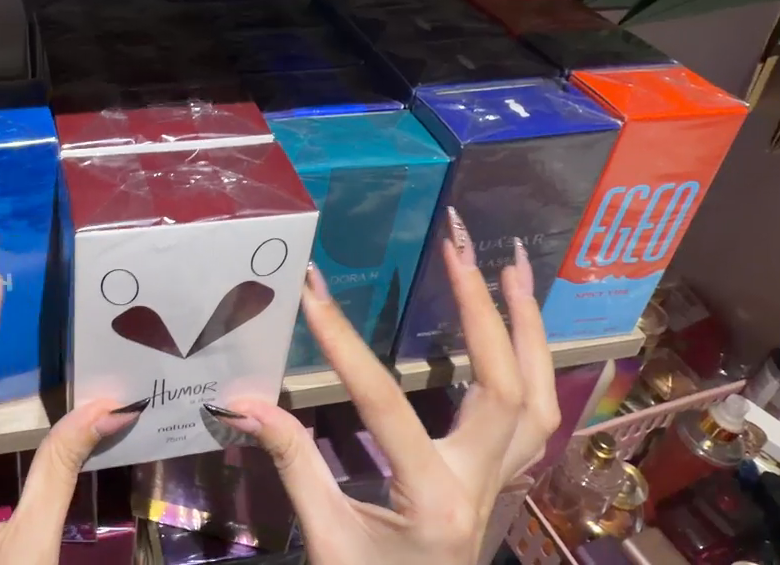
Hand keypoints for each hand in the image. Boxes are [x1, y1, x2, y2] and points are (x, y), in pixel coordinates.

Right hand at [208, 207, 561, 564]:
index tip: (312, 287)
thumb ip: (291, 462)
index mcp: (433, 498)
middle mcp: (483, 486)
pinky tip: (519, 326)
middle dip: (481, 308)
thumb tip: (240, 401)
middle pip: (504, 386)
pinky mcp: (505, 484)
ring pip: (539, 399)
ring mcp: (505, 486)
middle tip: (458, 244)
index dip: (342, 341)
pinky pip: (537, 418)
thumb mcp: (326, 538)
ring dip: (527, 327)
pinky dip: (534, 363)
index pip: (382, 400)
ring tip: (509, 263)